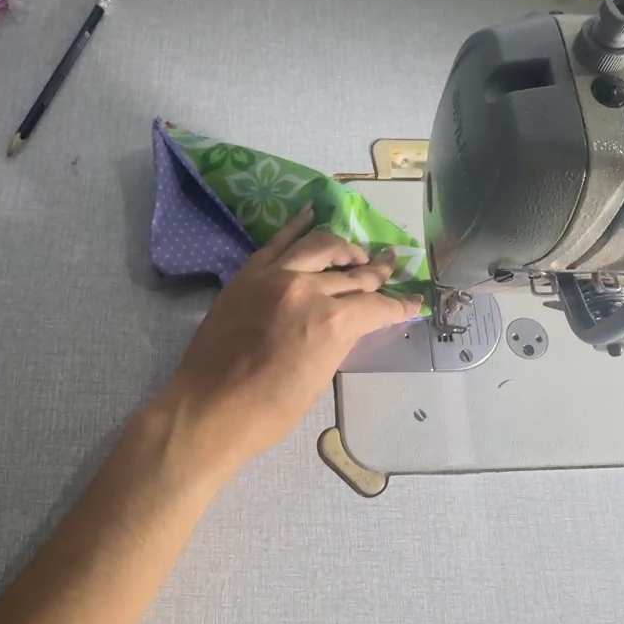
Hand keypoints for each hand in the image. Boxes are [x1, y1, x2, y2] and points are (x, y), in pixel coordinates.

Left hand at [146, 204, 421, 479]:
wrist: (210, 408)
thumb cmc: (270, 410)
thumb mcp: (320, 378)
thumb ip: (339, 340)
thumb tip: (352, 322)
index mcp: (333, 322)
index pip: (377, 306)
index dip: (399, 305)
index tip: (413, 302)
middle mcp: (309, 288)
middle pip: (354, 274)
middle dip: (378, 272)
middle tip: (392, 264)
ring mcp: (276, 275)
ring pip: (321, 246)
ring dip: (345, 247)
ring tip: (357, 252)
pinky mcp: (250, 272)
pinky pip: (279, 240)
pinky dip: (299, 225)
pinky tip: (314, 213)